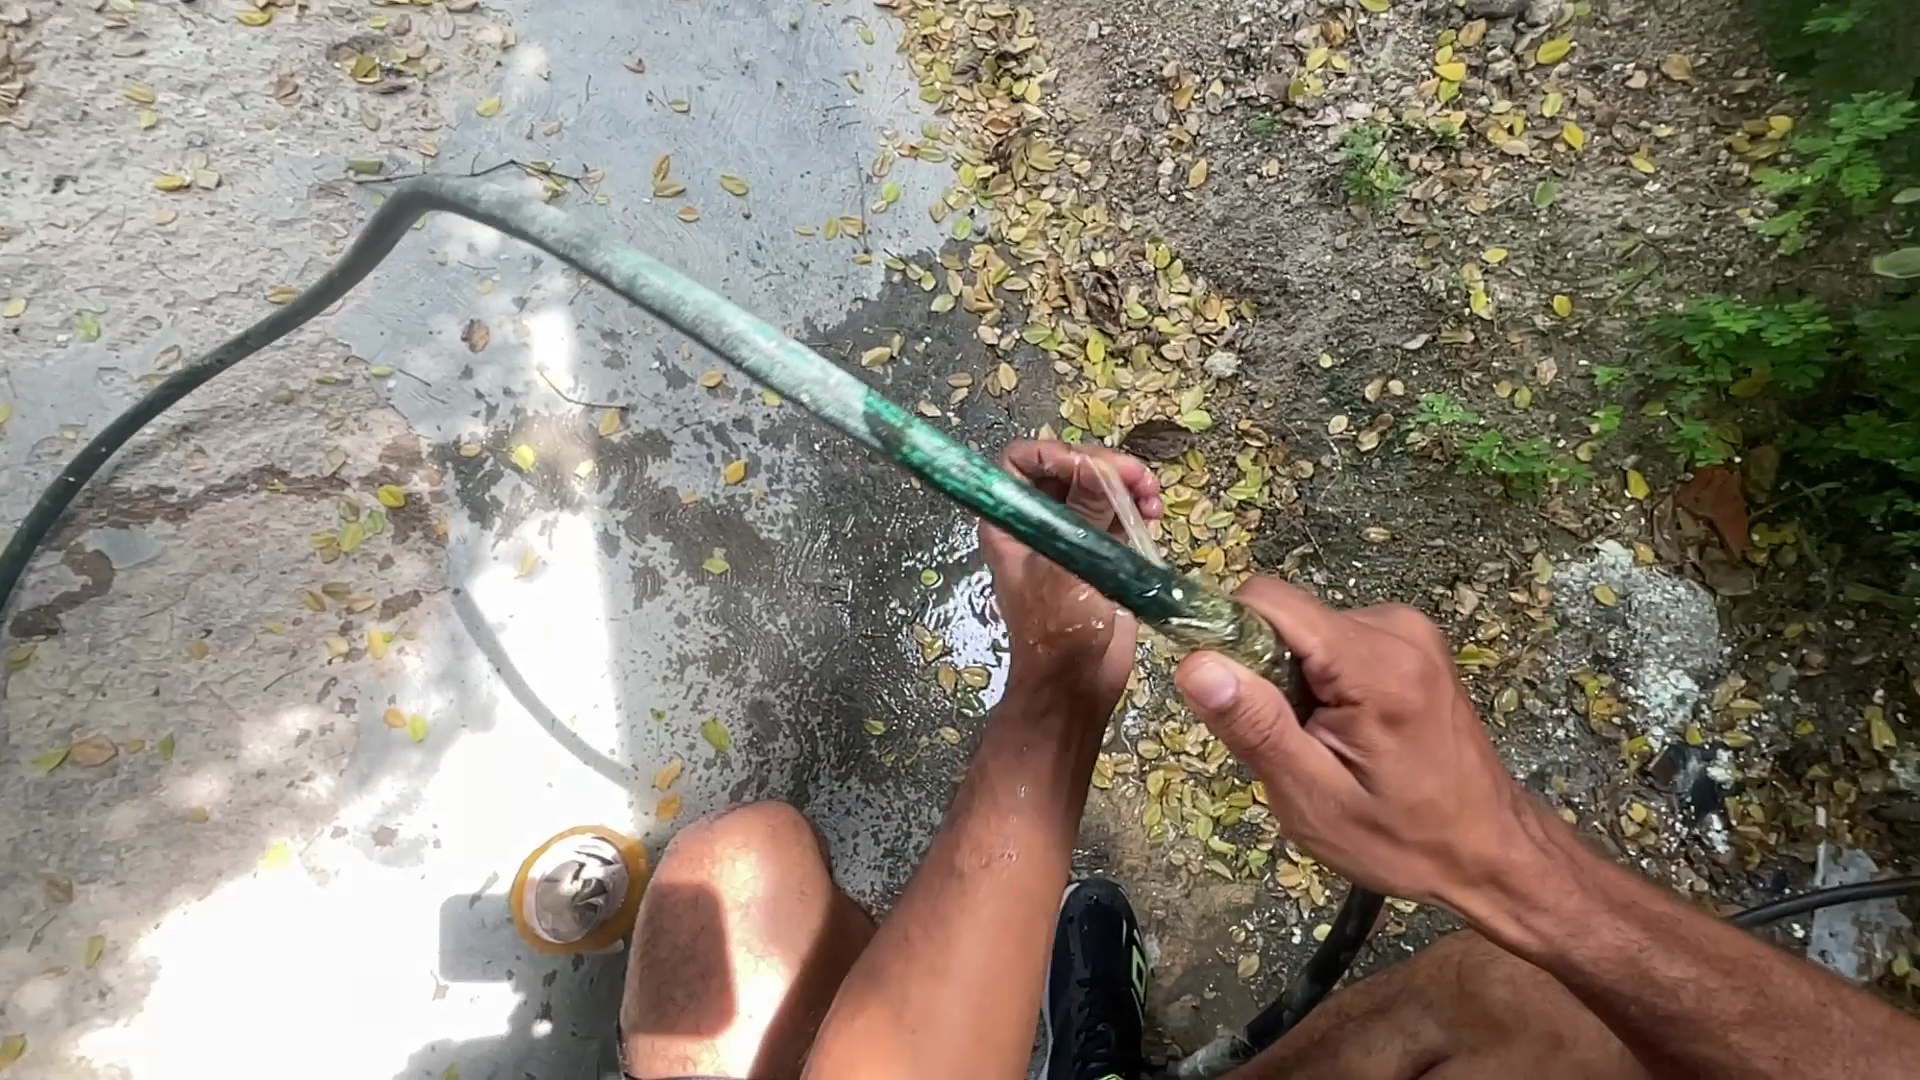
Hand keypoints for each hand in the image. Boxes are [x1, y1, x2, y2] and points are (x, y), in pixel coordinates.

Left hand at [981, 441, 1161, 719]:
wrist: (1077, 684)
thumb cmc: (1057, 632)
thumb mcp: (1067, 570)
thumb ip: (1083, 515)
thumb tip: (1096, 464)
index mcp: (1010, 523)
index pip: (1020, 463)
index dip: (1054, 454)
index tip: (1092, 467)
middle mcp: (1038, 522)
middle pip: (1066, 469)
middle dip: (1101, 465)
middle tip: (1137, 478)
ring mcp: (1072, 535)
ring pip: (1096, 487)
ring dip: (1127, 483)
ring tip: (1152, 498)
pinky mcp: (1102, 552)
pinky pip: (1118, 514)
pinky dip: (1137, 507)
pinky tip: (1153, 514)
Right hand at [1171, 578, 1534, 909]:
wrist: (1496, 854)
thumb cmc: (1403, 839)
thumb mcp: (1313, 798)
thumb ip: (1255, 726)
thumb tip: (1193, 663)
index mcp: (1377, 664)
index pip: (1266, 601)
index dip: (1226, 636)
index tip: (1225, 697)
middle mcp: (1394, 626)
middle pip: (1280, 616)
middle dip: (1258, 670)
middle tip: (1284, 738)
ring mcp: (1405, 628)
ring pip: (1298, 627)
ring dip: (1284, 677)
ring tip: (1314, 739)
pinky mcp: (1405, 638)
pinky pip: (1323, 637)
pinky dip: (1311, 677)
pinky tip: (1336, 726)